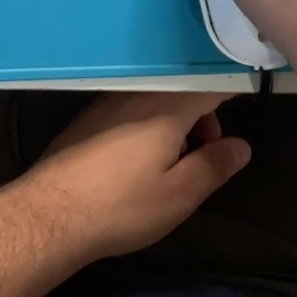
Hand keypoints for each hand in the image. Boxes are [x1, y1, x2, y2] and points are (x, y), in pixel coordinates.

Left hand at [21, 92, 249, 261]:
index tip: (245, 105)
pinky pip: (132, 106)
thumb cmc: (123, 205)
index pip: (209, 84)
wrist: (51, 212)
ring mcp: (108, 101)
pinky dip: (149, 122)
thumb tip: (242, 146)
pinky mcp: (88, 116)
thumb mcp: (179, 194)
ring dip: (177, 120)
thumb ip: (214, 165)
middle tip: (209, 149)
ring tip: (177, 158)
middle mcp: (137, 93)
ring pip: (156, 97)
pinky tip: (141, 157)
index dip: (231, 92)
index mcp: (166, 106)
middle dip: (204, 113)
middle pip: (182, 88)